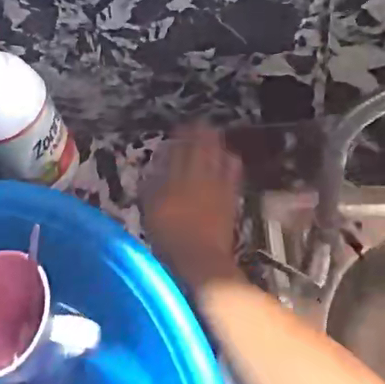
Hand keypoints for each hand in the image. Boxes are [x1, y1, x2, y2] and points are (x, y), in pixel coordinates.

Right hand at [144, 123, 243, 287]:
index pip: (179, 150)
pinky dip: (231, 162)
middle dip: (202, 133)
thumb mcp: (151, 211)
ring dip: (218, 144)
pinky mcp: (230, 198)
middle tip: (201, 123)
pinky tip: (231, 158)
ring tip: (215, 137)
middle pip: (202, 148)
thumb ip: (151, 187)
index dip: (181, 136)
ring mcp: (217, 187)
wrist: (201, 260)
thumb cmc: (169, 238)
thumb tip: (152, 170)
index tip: (180, 127)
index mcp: (175, 178)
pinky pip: (233, 173)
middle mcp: (198, 176)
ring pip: (219, 157)